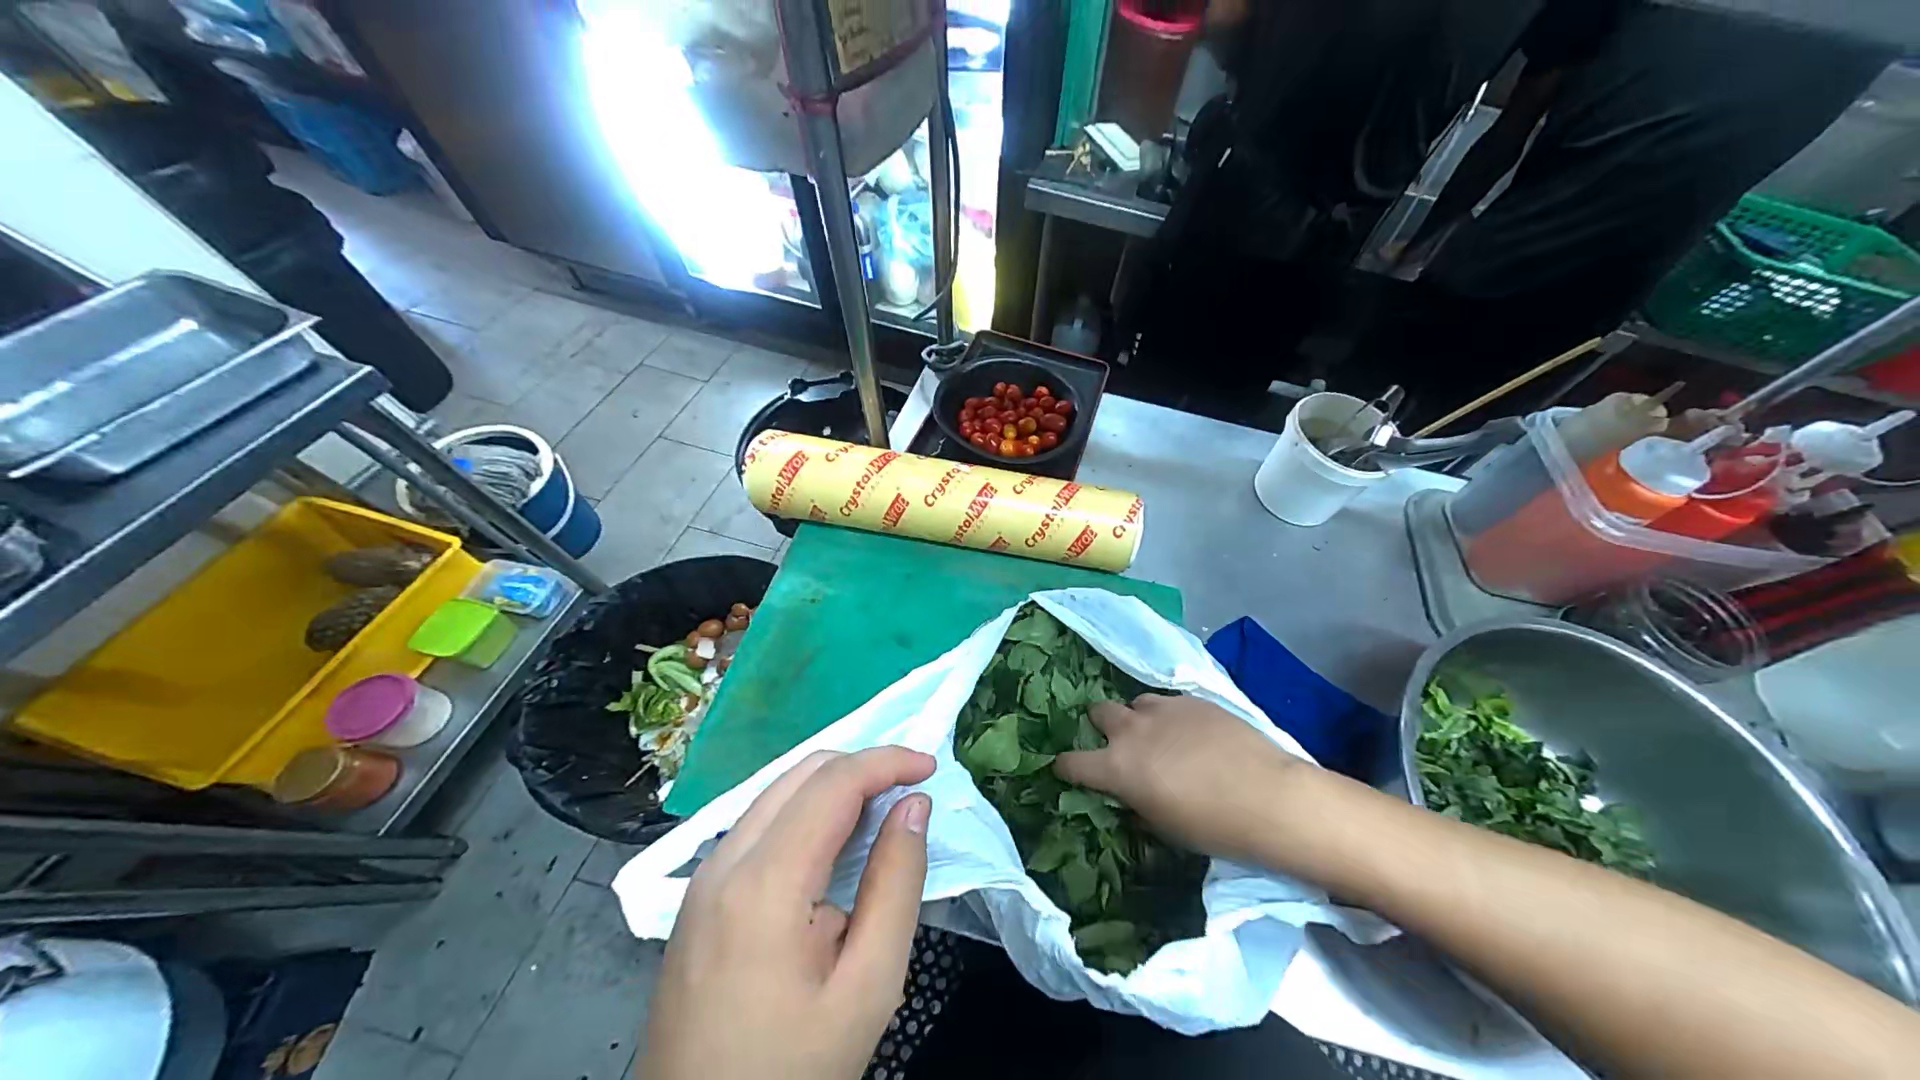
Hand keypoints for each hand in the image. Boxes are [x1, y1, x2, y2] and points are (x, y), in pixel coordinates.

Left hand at [641, 747, 933, 1079]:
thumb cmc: (793, 1068)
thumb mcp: (868, 986)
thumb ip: (896, 884)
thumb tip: (913, 807)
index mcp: (764, 882)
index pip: (832, 784)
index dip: (886, 762)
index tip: (930, 767)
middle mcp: (724, 862)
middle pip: (799, 776)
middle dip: (861, 767)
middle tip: (909, 790)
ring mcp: (704, 877)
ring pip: (776, 793)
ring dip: (832, 787)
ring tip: (881, 811)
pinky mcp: (699, 896)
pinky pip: (758, 825)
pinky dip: (805, 813)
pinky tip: (834, 845)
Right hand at [1054, 694, 1302, 862]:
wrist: (1269, 797)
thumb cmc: (1213, 826)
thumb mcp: (1164, 827)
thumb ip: (1137, 805)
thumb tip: (1132, 798)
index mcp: (1117, 768)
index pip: (1071, 762)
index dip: (1066, 767)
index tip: (1069, 771)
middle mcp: (1132, 731)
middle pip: (1098, 713)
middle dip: (1101, 727)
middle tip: (1118, 744)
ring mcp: (1163, 709)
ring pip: (1135, 703)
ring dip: (1138, 718)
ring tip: (1158, 735)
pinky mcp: (1193, 700)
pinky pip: (1169, 702)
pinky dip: (1170, 716)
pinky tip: (1190, 733)